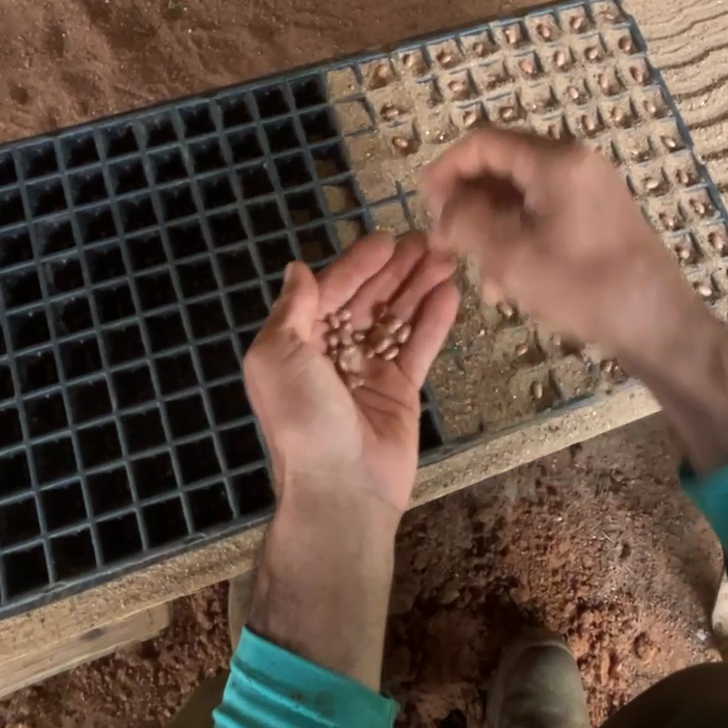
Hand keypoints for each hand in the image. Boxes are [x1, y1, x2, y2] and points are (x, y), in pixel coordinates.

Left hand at [242, 232, 458, 516]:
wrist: (341, 487)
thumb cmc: (303, 417)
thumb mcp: (277, 358)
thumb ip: (290, 310)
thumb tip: (296, 268)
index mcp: (300, 342)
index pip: (332, 290)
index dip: (358, 264)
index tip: (387, 239)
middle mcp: (334, 351)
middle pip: (369, 299)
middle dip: (396, 270)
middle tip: (428, 241)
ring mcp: (370, 370)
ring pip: (397, 318)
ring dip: (419, 287)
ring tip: (447, 258)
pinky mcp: (401, 390)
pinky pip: (419, 347)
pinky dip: (433, 320)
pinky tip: (451, 293)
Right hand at [420, 126, 705, 363]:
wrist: (659, 325)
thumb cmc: (583, 286)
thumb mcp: (510, 255)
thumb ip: (465, 221)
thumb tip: (442, 204)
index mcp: (555, 160)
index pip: (483, 142)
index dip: (446, 168)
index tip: (425, 202)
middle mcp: (574, 162)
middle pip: (501, 167)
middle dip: (467, 204)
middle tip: (446, 242)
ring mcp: (589, 188)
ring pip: (519, 195)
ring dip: (490, 228)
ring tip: (479, 274)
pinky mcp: (597, 214)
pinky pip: (543, 213)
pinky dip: (518, 237)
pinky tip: (508, 282)